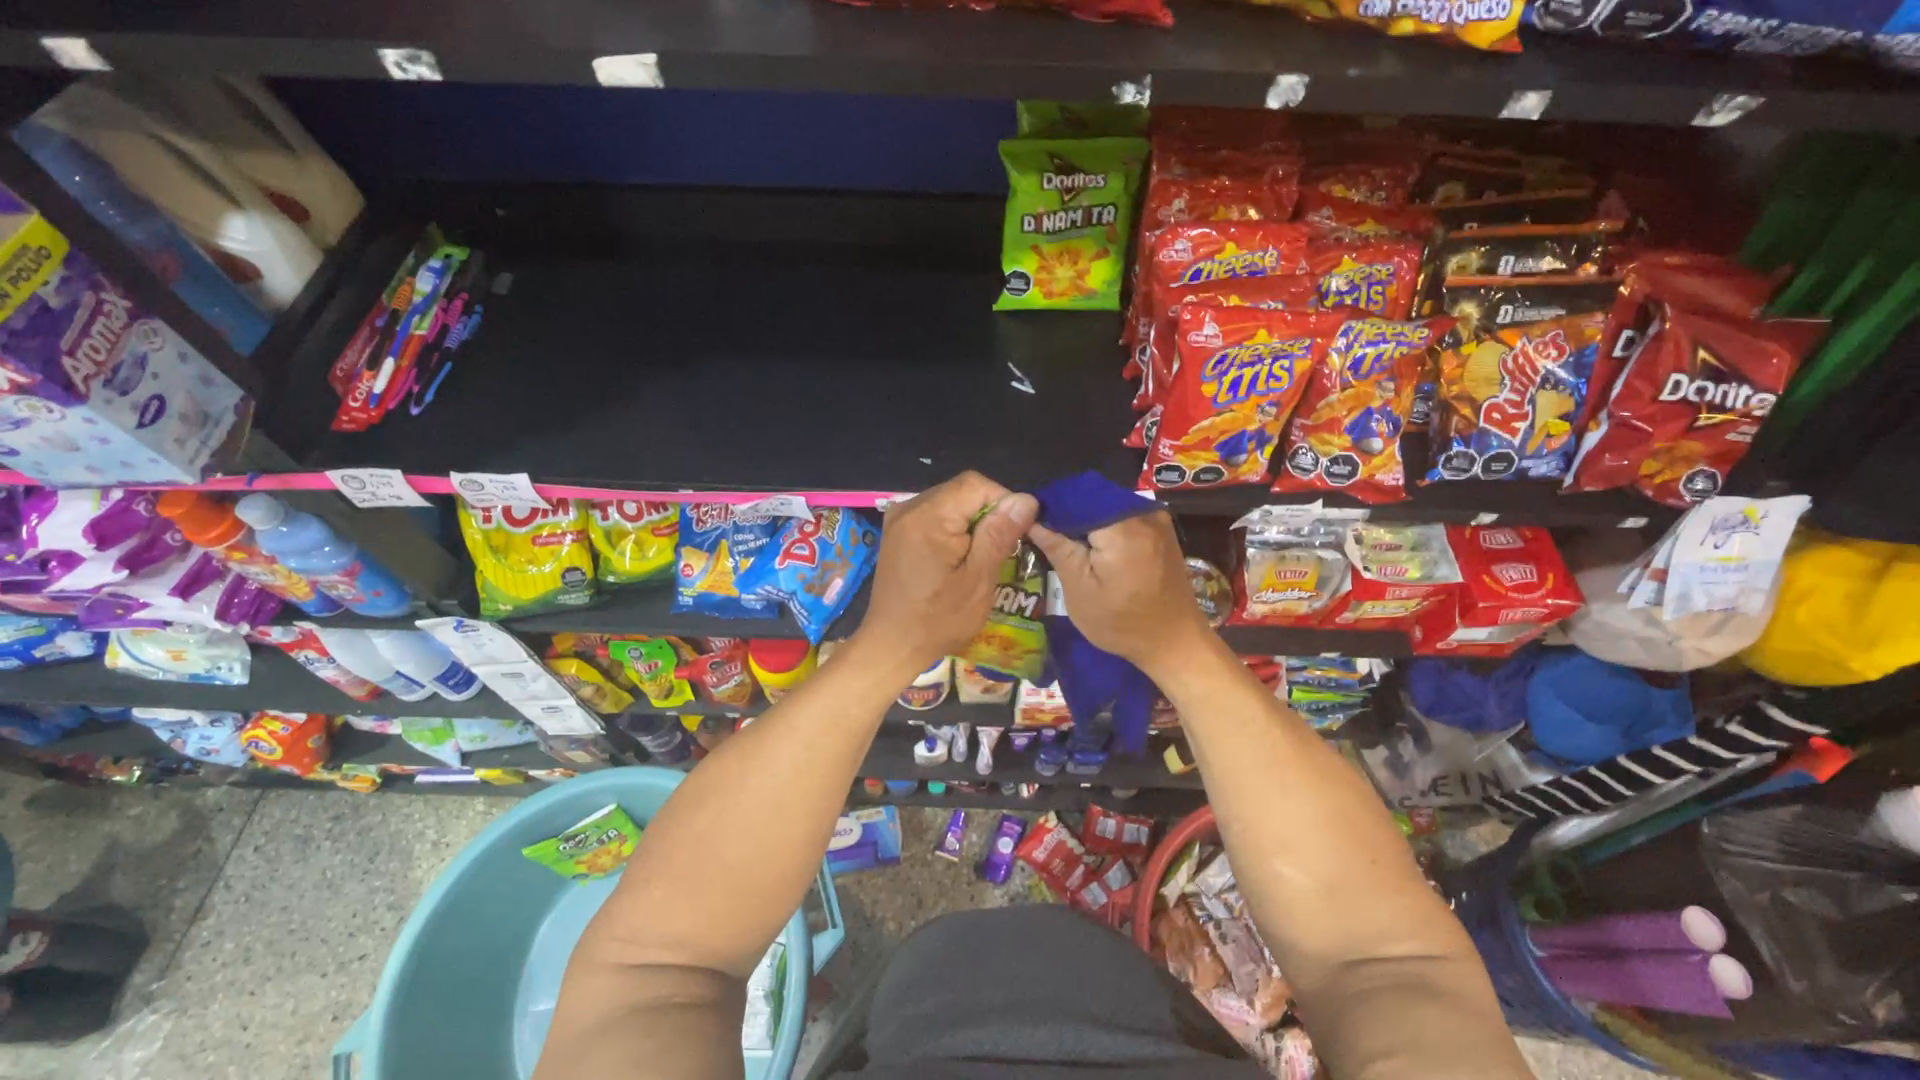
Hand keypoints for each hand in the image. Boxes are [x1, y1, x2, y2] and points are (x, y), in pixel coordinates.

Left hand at [852, 471, 1037, 679]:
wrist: (892, 645)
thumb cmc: (938, 620)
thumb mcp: (978, 581)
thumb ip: (999, 535)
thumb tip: (1026, 499)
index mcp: (928, 517)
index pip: (977, 485)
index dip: (1004, 503)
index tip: (1016, 535)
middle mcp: (909, 507)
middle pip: (963, 490)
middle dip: (988, 513)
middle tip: (1000, 550)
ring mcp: (900, 517)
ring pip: (951, 501)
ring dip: (972, 522)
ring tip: (982, 556)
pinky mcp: (898, 530)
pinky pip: (935, 514)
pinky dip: (954, 528)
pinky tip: (959, 557)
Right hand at [1026, 512, 1213, 678]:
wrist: (1175, 642)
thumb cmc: (1123, 623)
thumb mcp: (1080, 591)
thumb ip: (1057, 548)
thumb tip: (1030, 518)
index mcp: (1121, 526)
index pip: (1075, 499)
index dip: (1051, 510)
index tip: (1031, 525)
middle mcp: (1142, 512)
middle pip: (1093, 498)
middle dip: (1068, 514)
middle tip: (1046, 537)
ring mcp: (1156, 518)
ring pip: (1108, 506)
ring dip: (1086, 521)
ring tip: (1067, 544)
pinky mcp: (1162, 529)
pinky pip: (1124, 515)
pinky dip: (1106, 527)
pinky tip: (1094, 549)